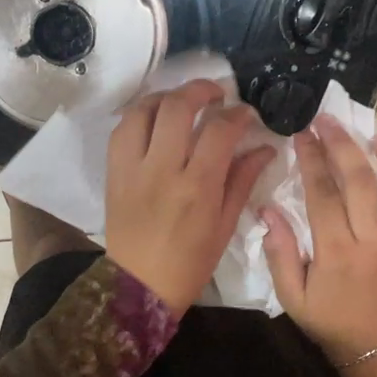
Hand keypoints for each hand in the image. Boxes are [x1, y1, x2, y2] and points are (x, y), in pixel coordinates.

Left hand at [106, 80, 275, 312]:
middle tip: (216, 95)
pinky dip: (140, 115)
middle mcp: (162, 170)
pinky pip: (122, 129)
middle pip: (177, 107)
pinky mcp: (113, 172)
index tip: (246, 114)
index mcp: (197, 187)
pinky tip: (155, 120)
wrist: (139, 286)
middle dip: (201, 90)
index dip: (237, 114)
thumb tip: (263, 147)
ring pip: (143, 110)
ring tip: (183, 102)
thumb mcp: (225, 226)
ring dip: (166, 96)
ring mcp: (133, 169)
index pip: (219, 130)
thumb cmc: (190, 263)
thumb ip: (242, 180)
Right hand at [262, 115, 376, 364]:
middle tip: (327, 121)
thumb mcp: (292, 296)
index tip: (301, 135)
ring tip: (376, 137)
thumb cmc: (328, 322)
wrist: (375, 349)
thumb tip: (268, 211)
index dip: (311, 161)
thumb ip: (279, 253)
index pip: (323, 194)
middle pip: (361, 182)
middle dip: (342, 146)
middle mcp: (374, 242)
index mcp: (338, 253)